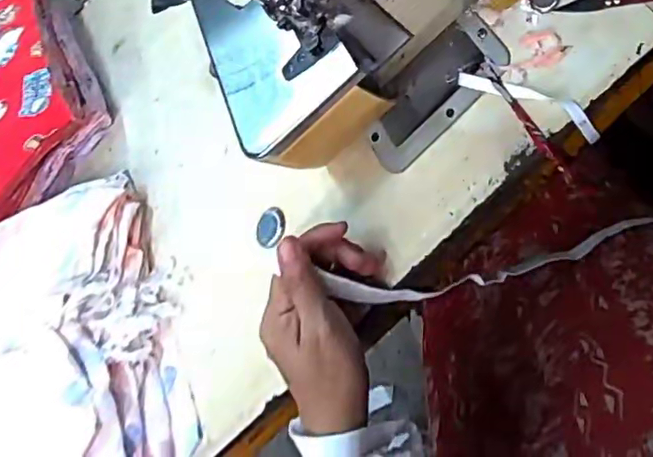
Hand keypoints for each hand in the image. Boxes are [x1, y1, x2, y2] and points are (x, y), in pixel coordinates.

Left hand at [258, 222, 384, 435]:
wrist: (344, 418)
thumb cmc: (332, 373)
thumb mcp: (320, 324)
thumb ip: (303, 282)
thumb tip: (284, 242)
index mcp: (277, 312)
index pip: (293, 258)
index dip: (318, 240)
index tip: (346, 233)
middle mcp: (285, 310)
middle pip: (311, 263)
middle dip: (341, 256)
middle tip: (368, 265)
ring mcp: (302, 316)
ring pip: (325, 273)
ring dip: (351, 268)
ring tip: (374, 273)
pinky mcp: (319, 322)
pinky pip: (333, 290)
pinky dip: (353, 285)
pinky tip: (370, 287)